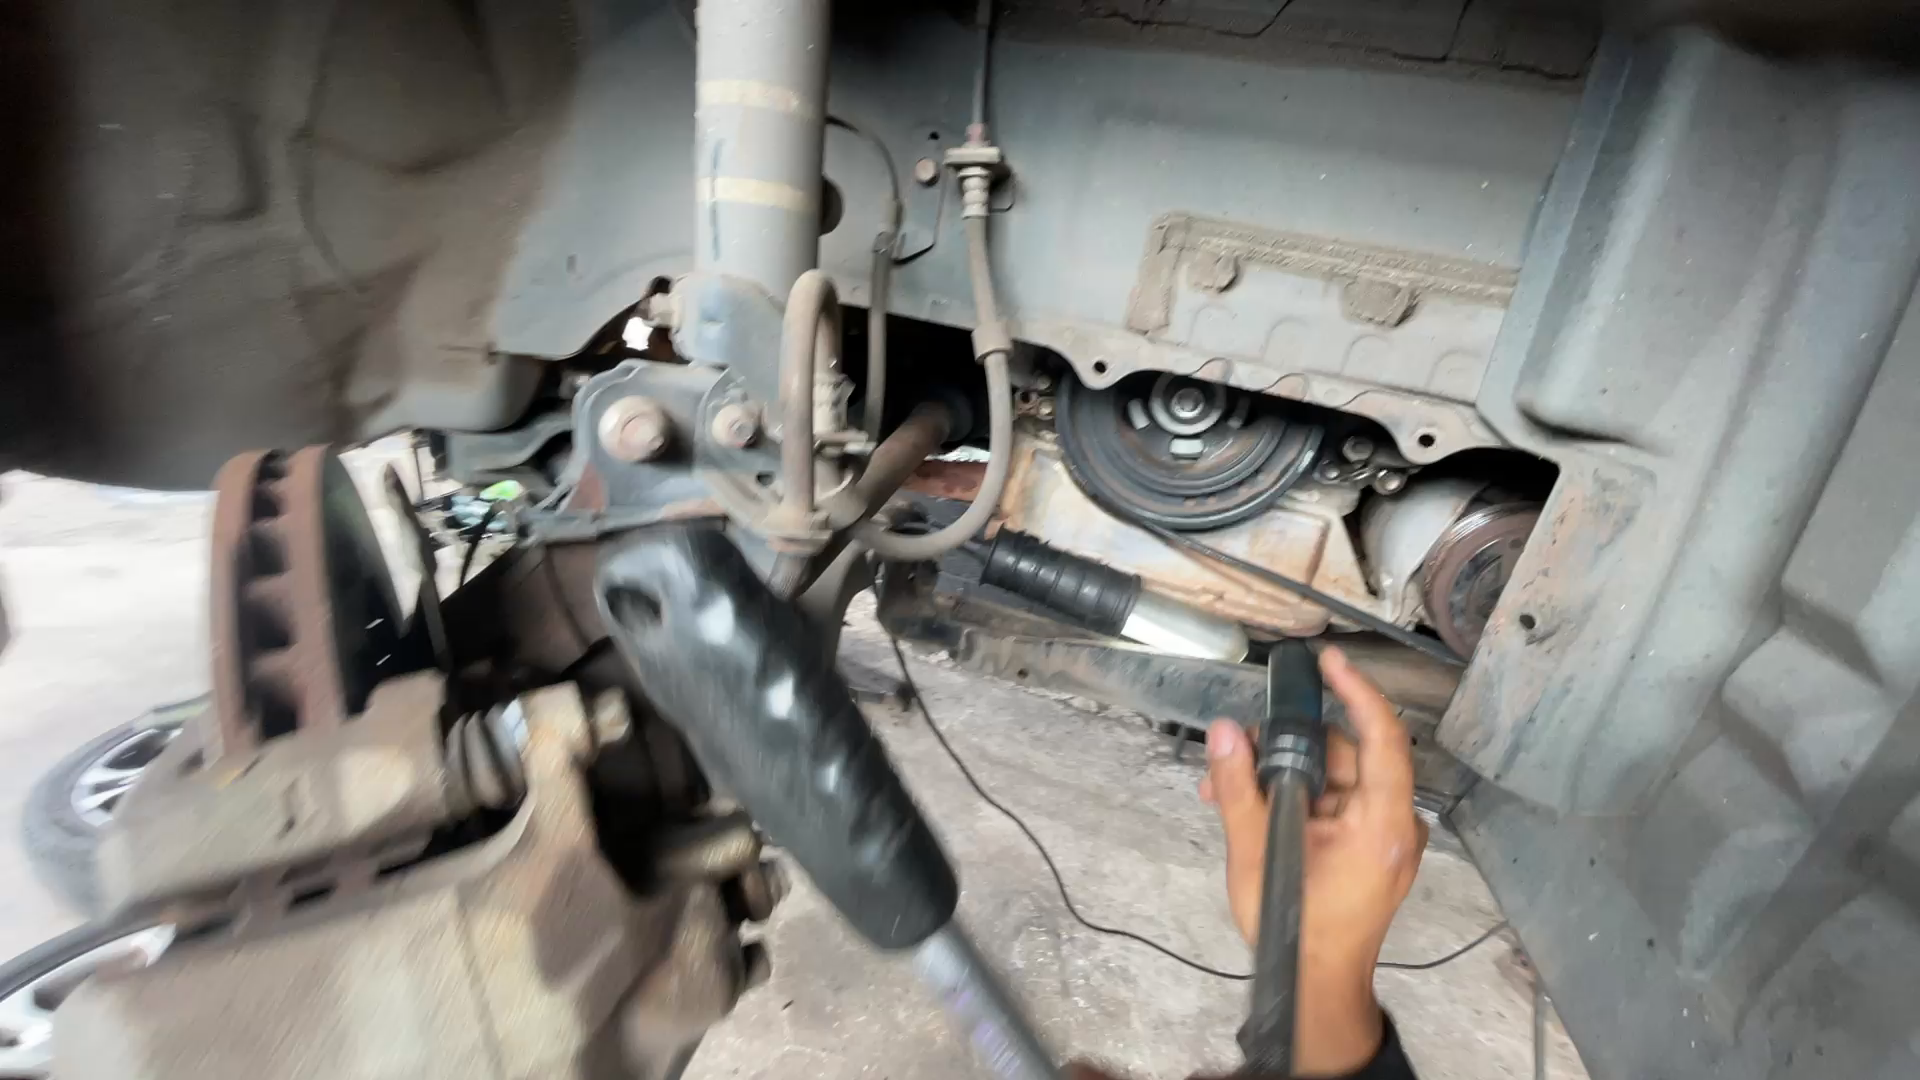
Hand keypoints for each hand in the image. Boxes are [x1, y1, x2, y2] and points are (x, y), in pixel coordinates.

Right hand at [1200, 645, 1427, 1076]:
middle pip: (1343, 754)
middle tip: (1235, 752)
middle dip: (1285, 745)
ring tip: (1225, 785)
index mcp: (1381, 825)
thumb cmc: (1294, 922)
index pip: (1382, 741)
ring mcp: (1379, 833)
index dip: (1358, 693)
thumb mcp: (1256, 851)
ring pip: (1329, 772)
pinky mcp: (1363, 841)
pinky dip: (1290, 792)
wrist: (1313, 981)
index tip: (1329, 661)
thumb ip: (1238, 786)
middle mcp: (1390, 823)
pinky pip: (1327, 796)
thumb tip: (1225, 729)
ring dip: (1278, 771)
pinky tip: (1246, 801)